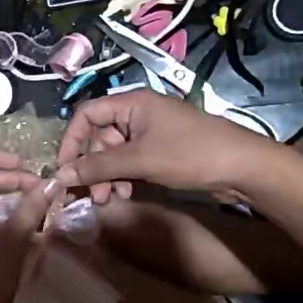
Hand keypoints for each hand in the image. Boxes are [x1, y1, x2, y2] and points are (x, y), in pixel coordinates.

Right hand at [58, 91, 279, 203]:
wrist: (242, 167)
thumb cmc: (189, 154)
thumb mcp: (139, 160)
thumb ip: (98, 166)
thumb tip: (60, 174)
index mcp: (132, 103)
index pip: (87, 114)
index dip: (72, 140)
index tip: (65, 168)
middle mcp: (139, 113)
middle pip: (100, 136)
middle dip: (93, 165)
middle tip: (94, 195)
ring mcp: (151, 132)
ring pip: (115, 152)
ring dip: (108, 175)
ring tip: (111, 199)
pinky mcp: (162, 150)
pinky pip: (132, 160)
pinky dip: (125, 176)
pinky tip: (127, 193)